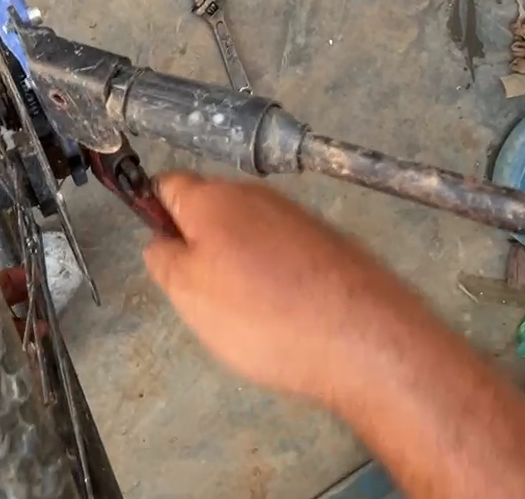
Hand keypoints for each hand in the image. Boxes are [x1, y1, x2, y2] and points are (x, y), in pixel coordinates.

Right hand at [142, 172, 427, 406]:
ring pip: (247, 230)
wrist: (369, 342)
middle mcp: (253, 193)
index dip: (154, 213)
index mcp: (211, 197)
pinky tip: (287, 313)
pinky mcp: (329, 241)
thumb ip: (161, 259)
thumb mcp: (187, 294)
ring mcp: (296, 215)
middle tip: (203, 292)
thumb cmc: (264, 315)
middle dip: (199, 242)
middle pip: (208, 207)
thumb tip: (160, 241)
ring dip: (238, 259)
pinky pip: (284, 250)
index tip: (163, 253)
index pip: (166, 183)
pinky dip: (276, 274)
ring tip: (250, 311)